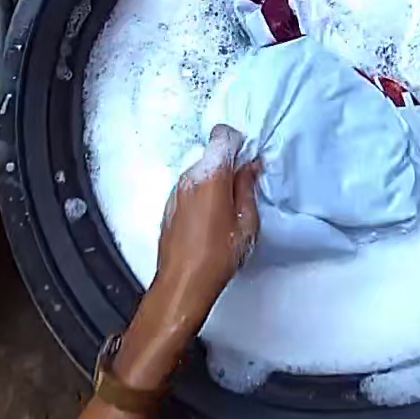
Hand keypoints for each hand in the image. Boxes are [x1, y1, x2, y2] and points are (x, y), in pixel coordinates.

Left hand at [154, 124, 261, 315]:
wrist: (183, 283)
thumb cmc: (217, 255)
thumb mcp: (246, 222)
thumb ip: (248, 187)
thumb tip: (250, 166)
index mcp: (211, 175)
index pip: (222, 135)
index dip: (238, 142)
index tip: (247, 159)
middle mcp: (189, 176)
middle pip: (212, 154)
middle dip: (229, 165)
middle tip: (244, 188)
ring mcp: (176, 190)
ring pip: (200, 171)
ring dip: (215, 180)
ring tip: (228, 209)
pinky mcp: (169, 204)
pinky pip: (190, 188)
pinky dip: (202, 193)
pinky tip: (211, 218)